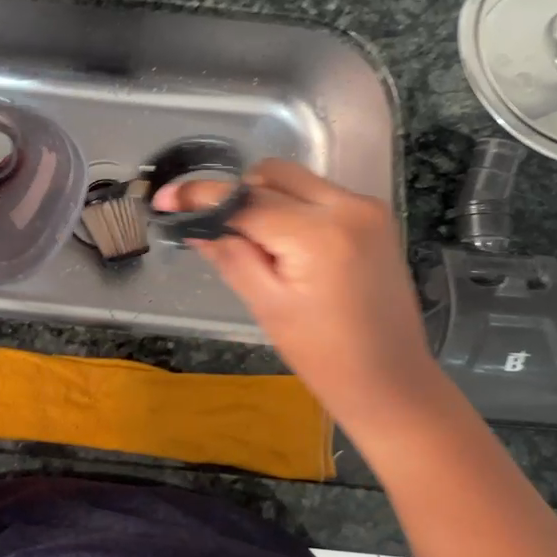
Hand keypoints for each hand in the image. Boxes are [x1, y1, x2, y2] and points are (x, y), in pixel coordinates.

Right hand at [159, 159, 437, 402]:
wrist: (391, 381)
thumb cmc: (324, 356)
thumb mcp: (267, 306)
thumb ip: (230, 255)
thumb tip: (194, 225)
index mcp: (318, 234)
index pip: (246, 200)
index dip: (200, 197)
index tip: (165, 199)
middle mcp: (348, 207)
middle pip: (271, 175)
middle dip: (237, 196)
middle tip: (219, 233)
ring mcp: (366, 208)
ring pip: (295, 180)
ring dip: (265, 200)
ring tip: (257, 246)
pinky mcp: (374, 217)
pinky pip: (317, 194)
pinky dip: (291, 208)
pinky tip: (286, 246)